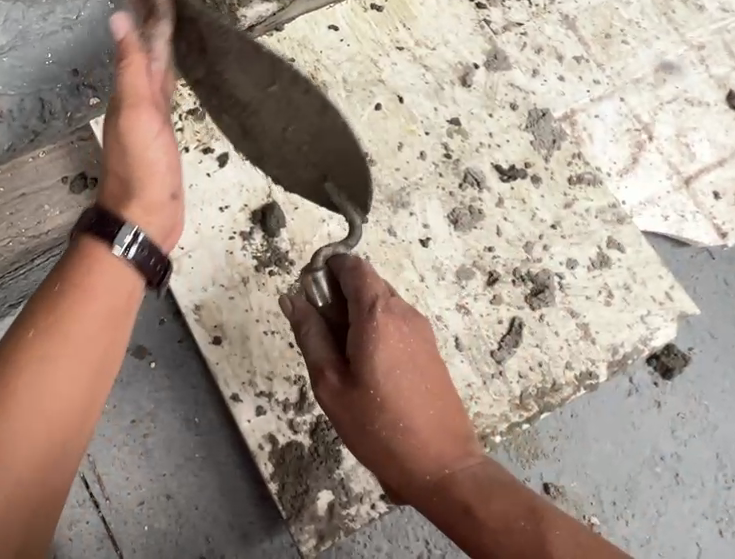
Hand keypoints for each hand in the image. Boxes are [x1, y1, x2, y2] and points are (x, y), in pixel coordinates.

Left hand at [97, 0, 182, 249]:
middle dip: (154, 23)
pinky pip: (169, 92)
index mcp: (132, 89)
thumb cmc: (141, 166)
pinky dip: (172, 75)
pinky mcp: (166, 134)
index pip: (144, 42)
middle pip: (149, 52)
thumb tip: (116, 18)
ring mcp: (153, 116)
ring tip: (171, 20)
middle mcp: (140, 97)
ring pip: (159, 69)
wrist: (145, 218)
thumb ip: (129, 66)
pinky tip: (176, 71)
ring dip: (162, 45)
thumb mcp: (135, 112)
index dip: (150, 15)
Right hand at [280, 254, 485, 505]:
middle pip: (365, 281)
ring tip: (340, 356)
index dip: (325, 269)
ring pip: (379, 302)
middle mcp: (403, 312)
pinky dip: (373, 328)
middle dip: (337, 295)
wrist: (443, 468)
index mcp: (377, 314)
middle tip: (320, 333)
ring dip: (354, 313)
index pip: (351, 264)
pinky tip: (364, 367)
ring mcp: (421, 330)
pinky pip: (394, 321)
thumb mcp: (330, 383)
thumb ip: (309, 333)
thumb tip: (291, 298)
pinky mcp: (429, 349)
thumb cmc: (378, 427)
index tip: (309, 297)